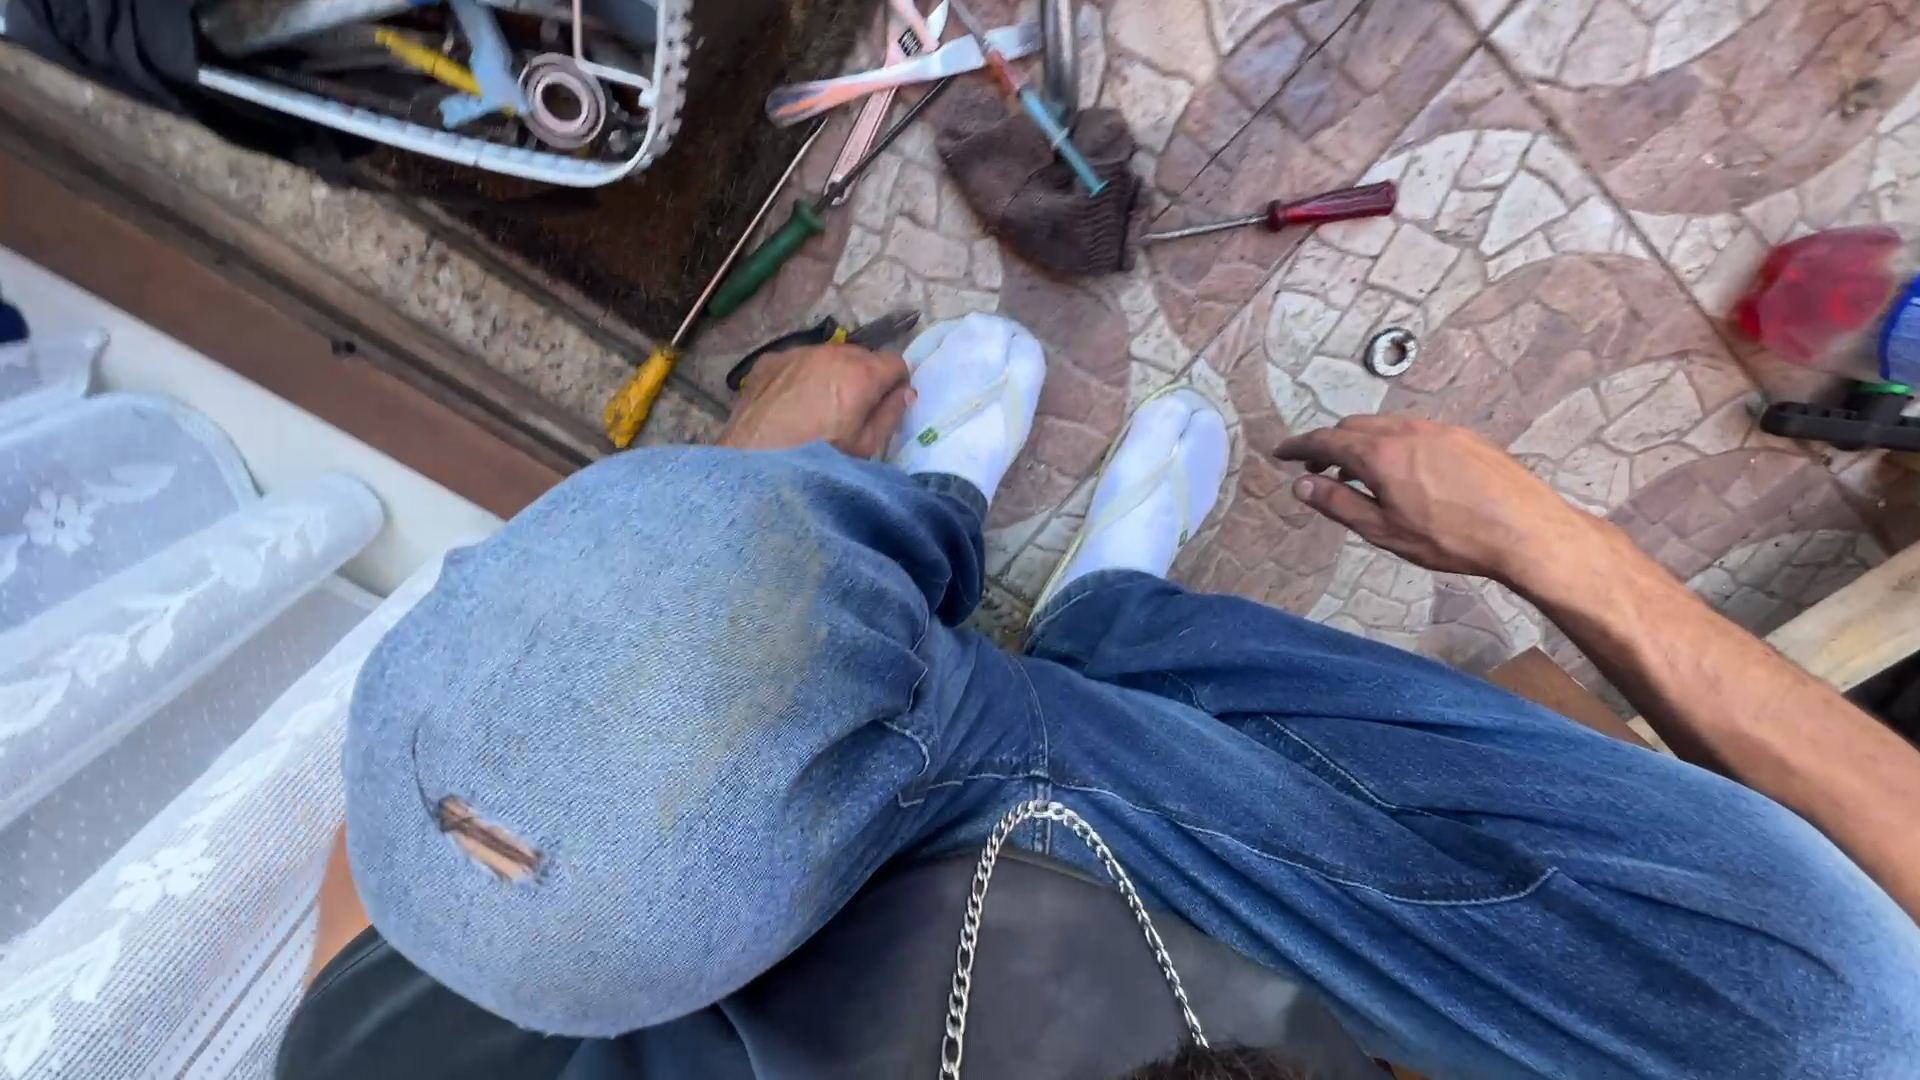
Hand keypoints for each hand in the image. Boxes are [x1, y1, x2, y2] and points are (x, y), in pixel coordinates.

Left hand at [718, 344, 914, 456]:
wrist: (755, 461)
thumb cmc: (818, 458)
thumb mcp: (865, 447)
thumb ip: (890, 415)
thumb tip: (905, 393)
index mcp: (861, 374)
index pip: (896, 362)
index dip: (896, 384)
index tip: (886, 403)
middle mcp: (830, 354)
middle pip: (862, 356)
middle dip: (865, 377)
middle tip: (853, 409)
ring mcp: (796, 353)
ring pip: (828, 356)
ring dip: (833, 374)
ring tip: (820, 406)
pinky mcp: (770, 360)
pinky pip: (798, 361)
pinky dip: (802, 376)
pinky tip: (792, 403)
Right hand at [1273, 415, 1606, 587]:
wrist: (1529, 532)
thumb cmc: (1450, 538)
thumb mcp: (1382, 530)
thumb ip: (1338, 503)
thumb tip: (1301, 485)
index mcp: (1380, 454)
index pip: (1325, 441)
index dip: (1298, 447)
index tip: (1281, 454)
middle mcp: (1406, 431)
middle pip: (1352, 427)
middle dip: (1327, 445)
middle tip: (1315, 471)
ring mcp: (1439, 430)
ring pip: (1383, 426)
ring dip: (1359, 444)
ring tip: (1355, 475)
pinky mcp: (1464, 437)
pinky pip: (1411, 431)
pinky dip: (1389, 443)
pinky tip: (1399, 471)